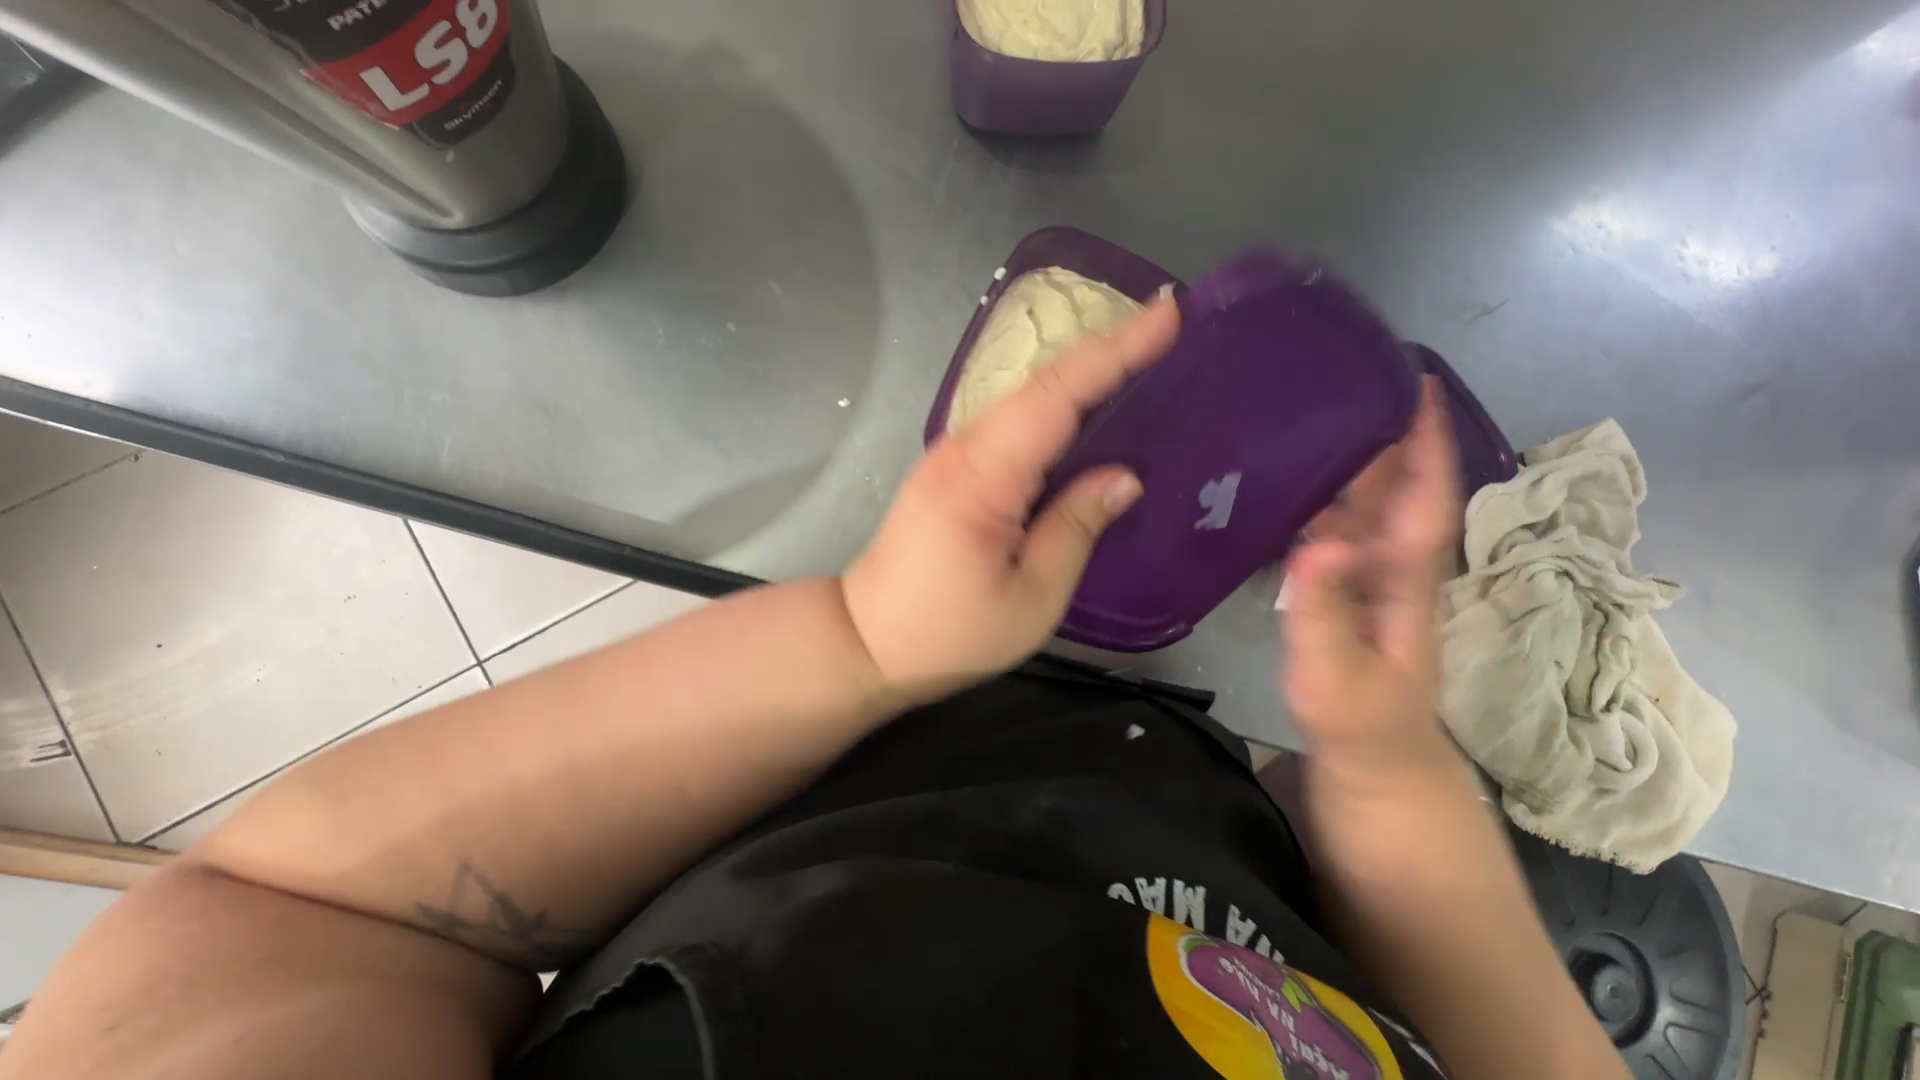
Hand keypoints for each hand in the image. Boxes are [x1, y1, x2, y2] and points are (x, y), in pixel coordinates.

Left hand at [841, 297, 1180, 701]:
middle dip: (1107, 348)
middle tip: (1169, 323)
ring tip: (1144, 352)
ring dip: (1084, 370)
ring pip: (1026, 397)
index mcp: (983, 478)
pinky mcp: (954, 467)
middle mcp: (964, 449)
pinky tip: (1091, 403)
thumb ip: (1077, 529)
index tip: (1165, 315)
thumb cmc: (950, 633)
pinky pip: (1014, 420)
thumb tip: (1125, 478)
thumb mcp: (1030, 598)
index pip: (1056, 397)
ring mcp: (953, 453)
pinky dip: (1058, 402)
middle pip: (1041, 384)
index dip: (1114, 353)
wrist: (868, 640)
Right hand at [1282, 379, 1462, 785]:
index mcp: (1404, 581)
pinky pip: (1337, 534)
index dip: (1425, 444)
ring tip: (1311, 419)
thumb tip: (1318, 539)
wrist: (1375, 769)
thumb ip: (1322, 612)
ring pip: (1367, 510)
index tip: (1415, 384)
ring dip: (1351, 463)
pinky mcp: (1345, 598)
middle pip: (1396, 492)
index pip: (1423, 500)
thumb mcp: (1334, 676)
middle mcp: (1393, 571)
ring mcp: (1370, 584)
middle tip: (1342, 381)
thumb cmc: (1359, 726)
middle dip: (1383, 436)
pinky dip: (1322, 503)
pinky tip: (1291, 487)